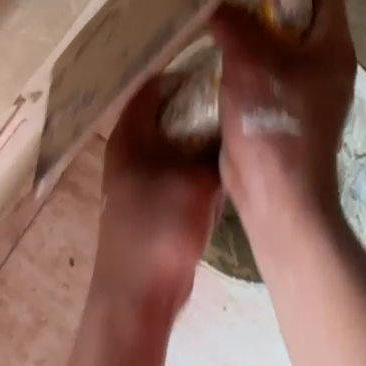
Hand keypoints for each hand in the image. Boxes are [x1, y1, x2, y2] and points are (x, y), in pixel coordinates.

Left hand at [91, 76, 223, 317]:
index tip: (218, 71)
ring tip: (236, 127)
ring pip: (171, 144)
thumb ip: (216, 150)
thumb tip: (237, 126)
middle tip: (235, 99)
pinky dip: (195, 164)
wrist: (139, 294)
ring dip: (198, 137)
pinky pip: (175, 170)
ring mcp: (137, 178)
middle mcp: (128, 150)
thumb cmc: (161, 227)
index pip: (153, 87)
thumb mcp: (197, 181)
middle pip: (164, 114)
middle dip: (197, 106)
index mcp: (129, 135)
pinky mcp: (149, 203)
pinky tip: (225, 167)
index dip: (183, 74)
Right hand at [212, 0, 356, 229]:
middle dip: (261, 12)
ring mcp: (310, 93)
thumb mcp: (248, 58)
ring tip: (214, 33)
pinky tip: (215, 68)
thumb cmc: (274, 120)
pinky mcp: (290, 116)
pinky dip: (246, 69)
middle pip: (297, 21)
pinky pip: (269, 78)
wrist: (279, 195)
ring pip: (280, 51)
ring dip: (249, 42)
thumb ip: (232, 21)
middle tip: (224, 6)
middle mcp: (328, 67)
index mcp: (334, 47)